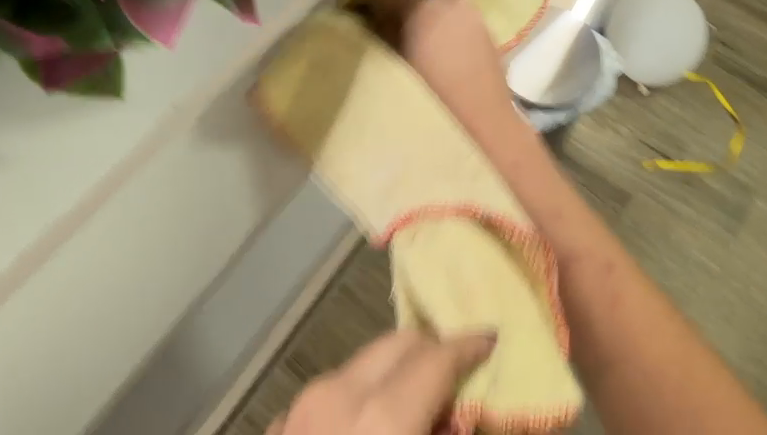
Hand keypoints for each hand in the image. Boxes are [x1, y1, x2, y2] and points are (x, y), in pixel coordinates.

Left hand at [268, 329, 494, 434]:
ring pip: (362, 367)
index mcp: (382, 415)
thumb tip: (458, 415)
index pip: (437, 355)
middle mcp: (337, 396)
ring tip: (411, 412)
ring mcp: (296, 411)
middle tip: (456, 382)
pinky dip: (354, 404)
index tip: (491, 341)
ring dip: (393, 378)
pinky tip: (361, 432)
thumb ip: (449, 432)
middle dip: (432, 354)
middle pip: (399, 344)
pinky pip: (328, 398)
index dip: (470, 345)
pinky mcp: (275, 428)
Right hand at [351, 0, 515, 133]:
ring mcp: (473, 16)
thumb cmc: (426, 99)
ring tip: (397, 15)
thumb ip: (377, 33)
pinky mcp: (486, 35)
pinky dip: (436, 17)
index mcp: (425, 4)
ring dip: (418, 2)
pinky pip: (454, 15)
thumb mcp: (388, 65)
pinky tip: (425, 33)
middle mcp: (452, 0)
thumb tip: (368, 15)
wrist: (483, 131)